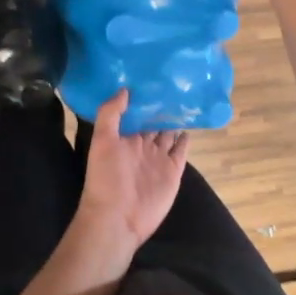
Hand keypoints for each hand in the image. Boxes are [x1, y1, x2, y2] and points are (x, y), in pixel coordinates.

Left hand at [76, 91, 188, 247]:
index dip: (143, 99)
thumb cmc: (107, 178)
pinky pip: (181, 151)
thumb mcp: (103, 140)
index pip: (135, 114)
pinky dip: (186, 139)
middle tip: (175, 83)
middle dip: (162, 106)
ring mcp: (159, 159)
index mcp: (124, 138)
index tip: (152, 78)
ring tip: (187, 98)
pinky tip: (192, 123)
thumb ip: (111, 114)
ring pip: (169, 133)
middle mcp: (142, 146)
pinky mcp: (173, 171)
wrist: (119, 217)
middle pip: (154, 122)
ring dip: (176, 119)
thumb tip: (125, 89)